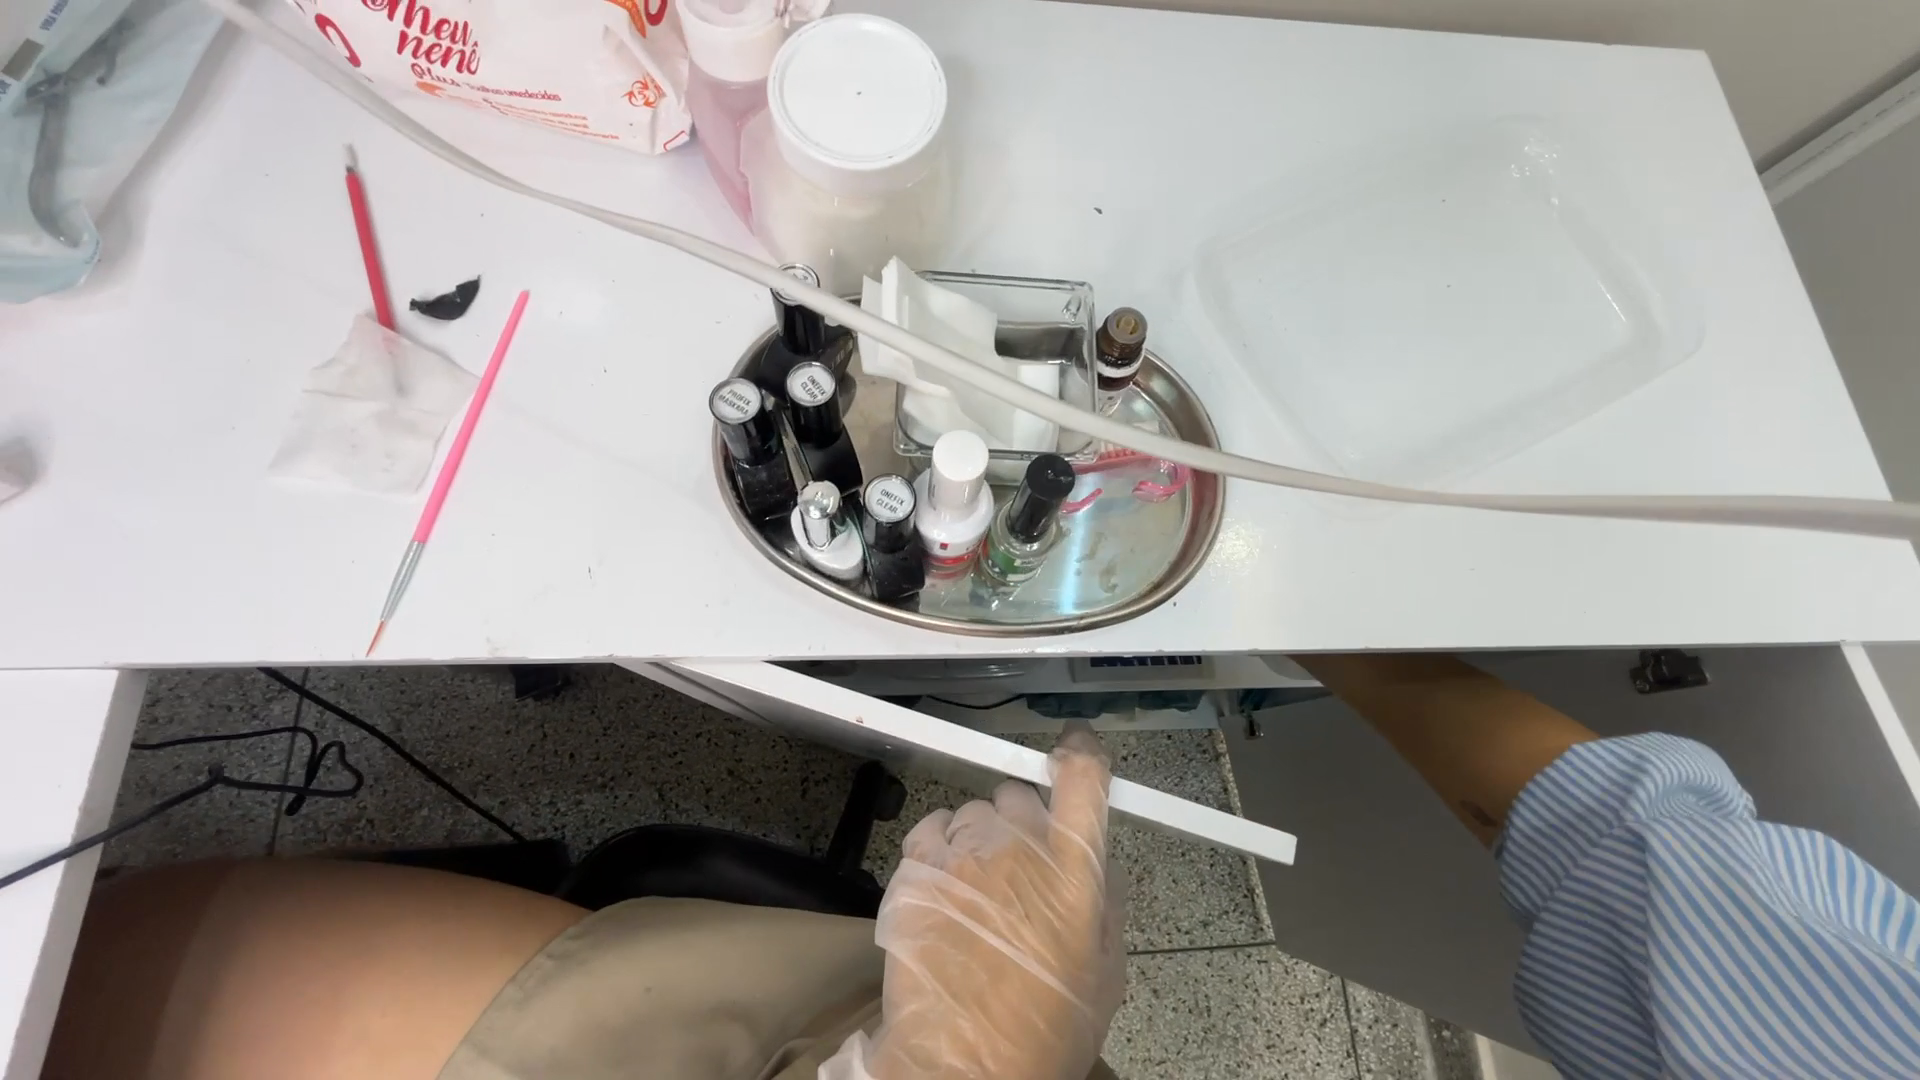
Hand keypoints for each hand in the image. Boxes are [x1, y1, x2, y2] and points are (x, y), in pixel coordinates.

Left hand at [830, 725, 1126, 1079]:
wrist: (963, 1066)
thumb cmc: (1042, 1030)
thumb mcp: (1105, 972)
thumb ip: (1104, 900)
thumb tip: (1095, 859)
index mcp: (1073, 873)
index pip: (1082, 781)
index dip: (1081, 754)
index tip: (1074, 747)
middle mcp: (1019, 848)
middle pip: (1018, 794)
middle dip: (1019, 821)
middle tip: (1015, 867)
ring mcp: (965, 853)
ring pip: (972, 811)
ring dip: (977, 838)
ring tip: (974, 891)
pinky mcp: (920, 864)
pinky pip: (931, 826)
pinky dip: (937, 847)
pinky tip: (942, 888)